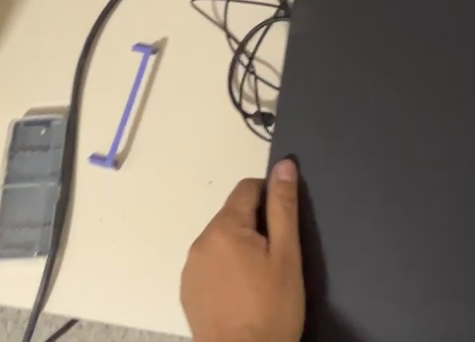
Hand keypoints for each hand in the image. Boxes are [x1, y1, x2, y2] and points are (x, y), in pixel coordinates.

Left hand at [181, 158, 304, 341]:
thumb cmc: (271, 309)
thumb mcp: (286, 256)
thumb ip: (283, 206)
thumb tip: (284, 165)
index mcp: (224, 228)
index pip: (247, 188)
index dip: (270, 197)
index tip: (283, 224)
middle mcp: (200, 242)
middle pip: (233, 214)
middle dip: (255, 225)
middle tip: (275, 256)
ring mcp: (190, 269)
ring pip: (221, 239)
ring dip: (239, 246)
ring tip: (259, 277)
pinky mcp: (187, 291)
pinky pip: (209, 262)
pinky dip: (225, 267)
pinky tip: (241, 292)